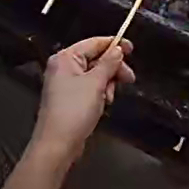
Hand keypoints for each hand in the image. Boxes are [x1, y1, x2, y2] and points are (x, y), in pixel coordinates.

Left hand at [28, 36, 134, 168]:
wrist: (57, 145)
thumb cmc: (74, 111)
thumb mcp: (96, 83)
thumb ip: (109, 63)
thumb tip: (118, 49)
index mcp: (65, 58)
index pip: (93, 43)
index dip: (114, 44)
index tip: (131, 48)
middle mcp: (63, 67)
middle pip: (95, 59)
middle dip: (112, 69)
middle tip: (129, 78)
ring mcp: (66, 83)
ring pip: (95, 75)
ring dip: (107, 84)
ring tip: (109, 97)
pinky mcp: (70, 98)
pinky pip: (90, 88)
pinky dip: (100, 93)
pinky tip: (103, 104)